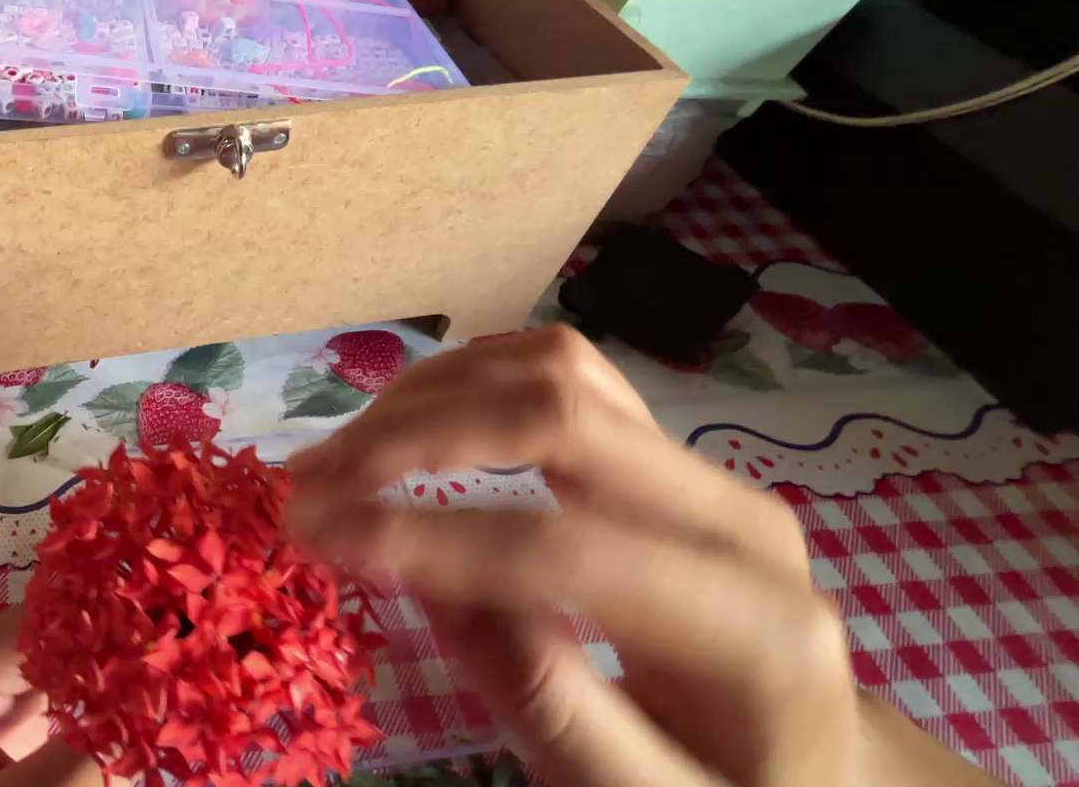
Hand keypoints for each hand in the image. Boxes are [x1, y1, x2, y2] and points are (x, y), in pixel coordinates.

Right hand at [285, 326, 993, 786]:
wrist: (802, 755)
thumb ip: (548, 709)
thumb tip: (431, 585)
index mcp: (749, 625)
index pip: (560, 547)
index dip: (423, 532)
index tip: (313, 530)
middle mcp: (732, 512)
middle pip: (555, 414)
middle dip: (412, 435)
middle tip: (314, 475)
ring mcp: (694, 461)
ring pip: (548, 367)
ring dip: (426, 396)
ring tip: (345, 450)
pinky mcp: (654, 439)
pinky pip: (553, 366)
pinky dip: (465, 378)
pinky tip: (409, 417)